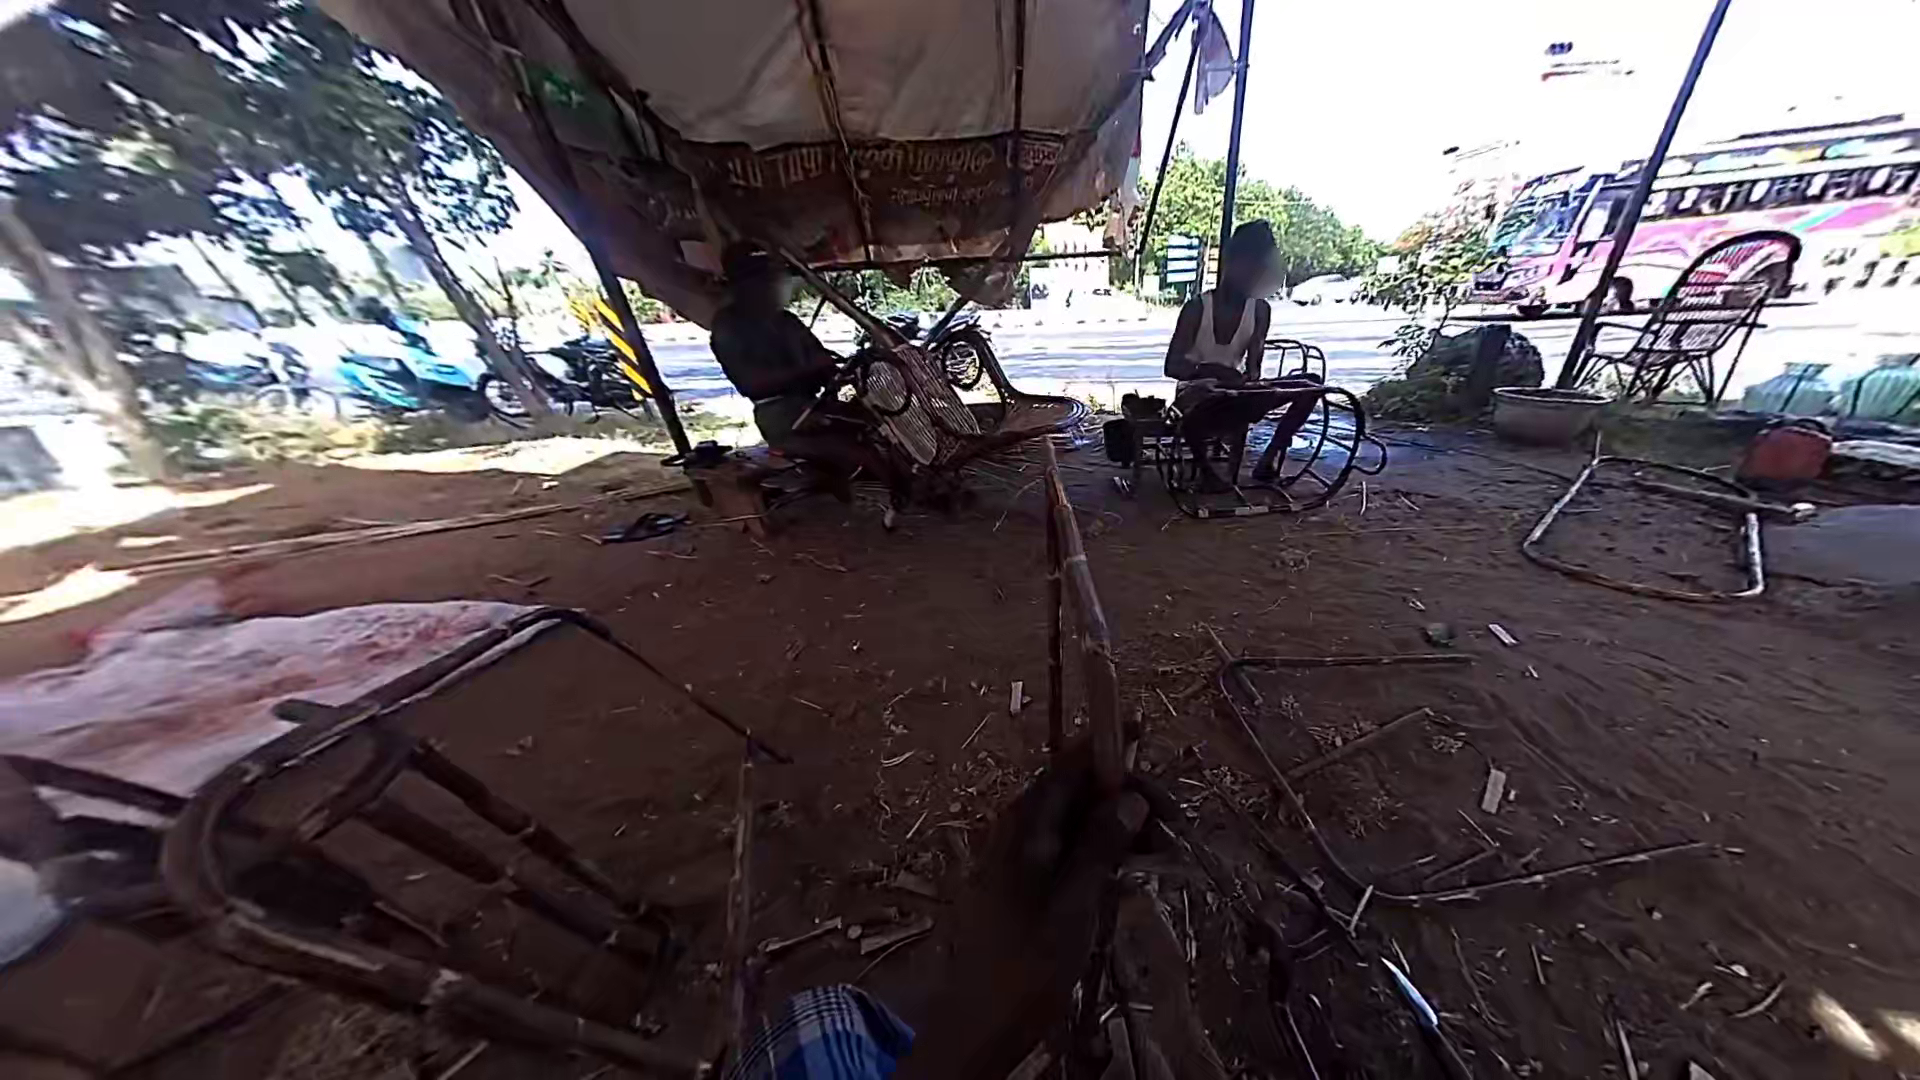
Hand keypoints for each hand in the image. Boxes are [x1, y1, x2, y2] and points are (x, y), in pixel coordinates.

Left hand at [897, 747, 1149, 1079]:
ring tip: (1160, 854)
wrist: (978, 1020)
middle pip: (1078, 790)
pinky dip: (1100, 850)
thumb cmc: (1027, 962)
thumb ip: (1100, 846)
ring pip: (1078, 819)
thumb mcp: (1073, 904)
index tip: (1139, 730)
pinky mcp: (1028, 875)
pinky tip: (1127, 871)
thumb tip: (1131, 797)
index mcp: (1027, 822)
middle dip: (1125, 797)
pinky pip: (1070, 845)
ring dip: (1118, 827)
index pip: (1069, 764)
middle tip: (1171, 826)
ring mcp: (1023, 850)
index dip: (1104, 744)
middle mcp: (1022, 825)